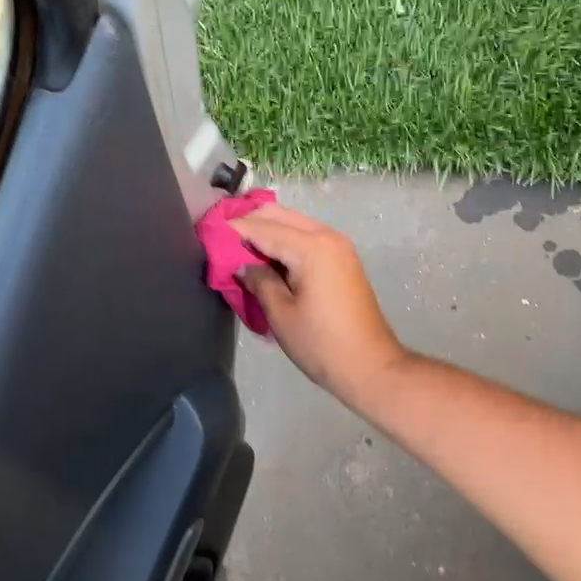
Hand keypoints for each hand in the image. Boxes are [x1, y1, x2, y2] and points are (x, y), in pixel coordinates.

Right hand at [231, 204, 412, 405]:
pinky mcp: (342, 257)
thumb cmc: (322, 344)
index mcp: (311, 247)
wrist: (371, 366)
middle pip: (279, 215)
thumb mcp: (281, 314)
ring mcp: (338, 245)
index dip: (234, 229)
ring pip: (294, 222)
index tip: (209, 232)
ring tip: (239, 246)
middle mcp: (326, 236)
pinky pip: (306, 235)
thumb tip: (241, 264)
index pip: (262, 227)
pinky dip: (284, 238)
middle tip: (222, 236)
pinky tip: (267, 255)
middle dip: (250, 221)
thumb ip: (258, 280)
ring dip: (267, 228)